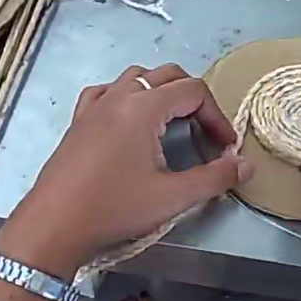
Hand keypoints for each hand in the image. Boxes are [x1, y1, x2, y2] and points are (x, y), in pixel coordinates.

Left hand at [0, 64, 251, 277]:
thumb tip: (244, 165)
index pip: (193, 91)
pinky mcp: (77, 122)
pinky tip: (128, 121)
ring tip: (171, 124)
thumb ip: (214, 178)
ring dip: (160, 93)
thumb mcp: (172, 197)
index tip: (225, 147)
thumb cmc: (114, 209)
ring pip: (135, 78)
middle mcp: (118, 96)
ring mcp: (93, 107)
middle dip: (193, 99)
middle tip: (204, 132)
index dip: (217, 116)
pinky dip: (125, 98)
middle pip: (167, 76)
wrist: (55, 224)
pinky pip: (105, 93)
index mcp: (143, 106)